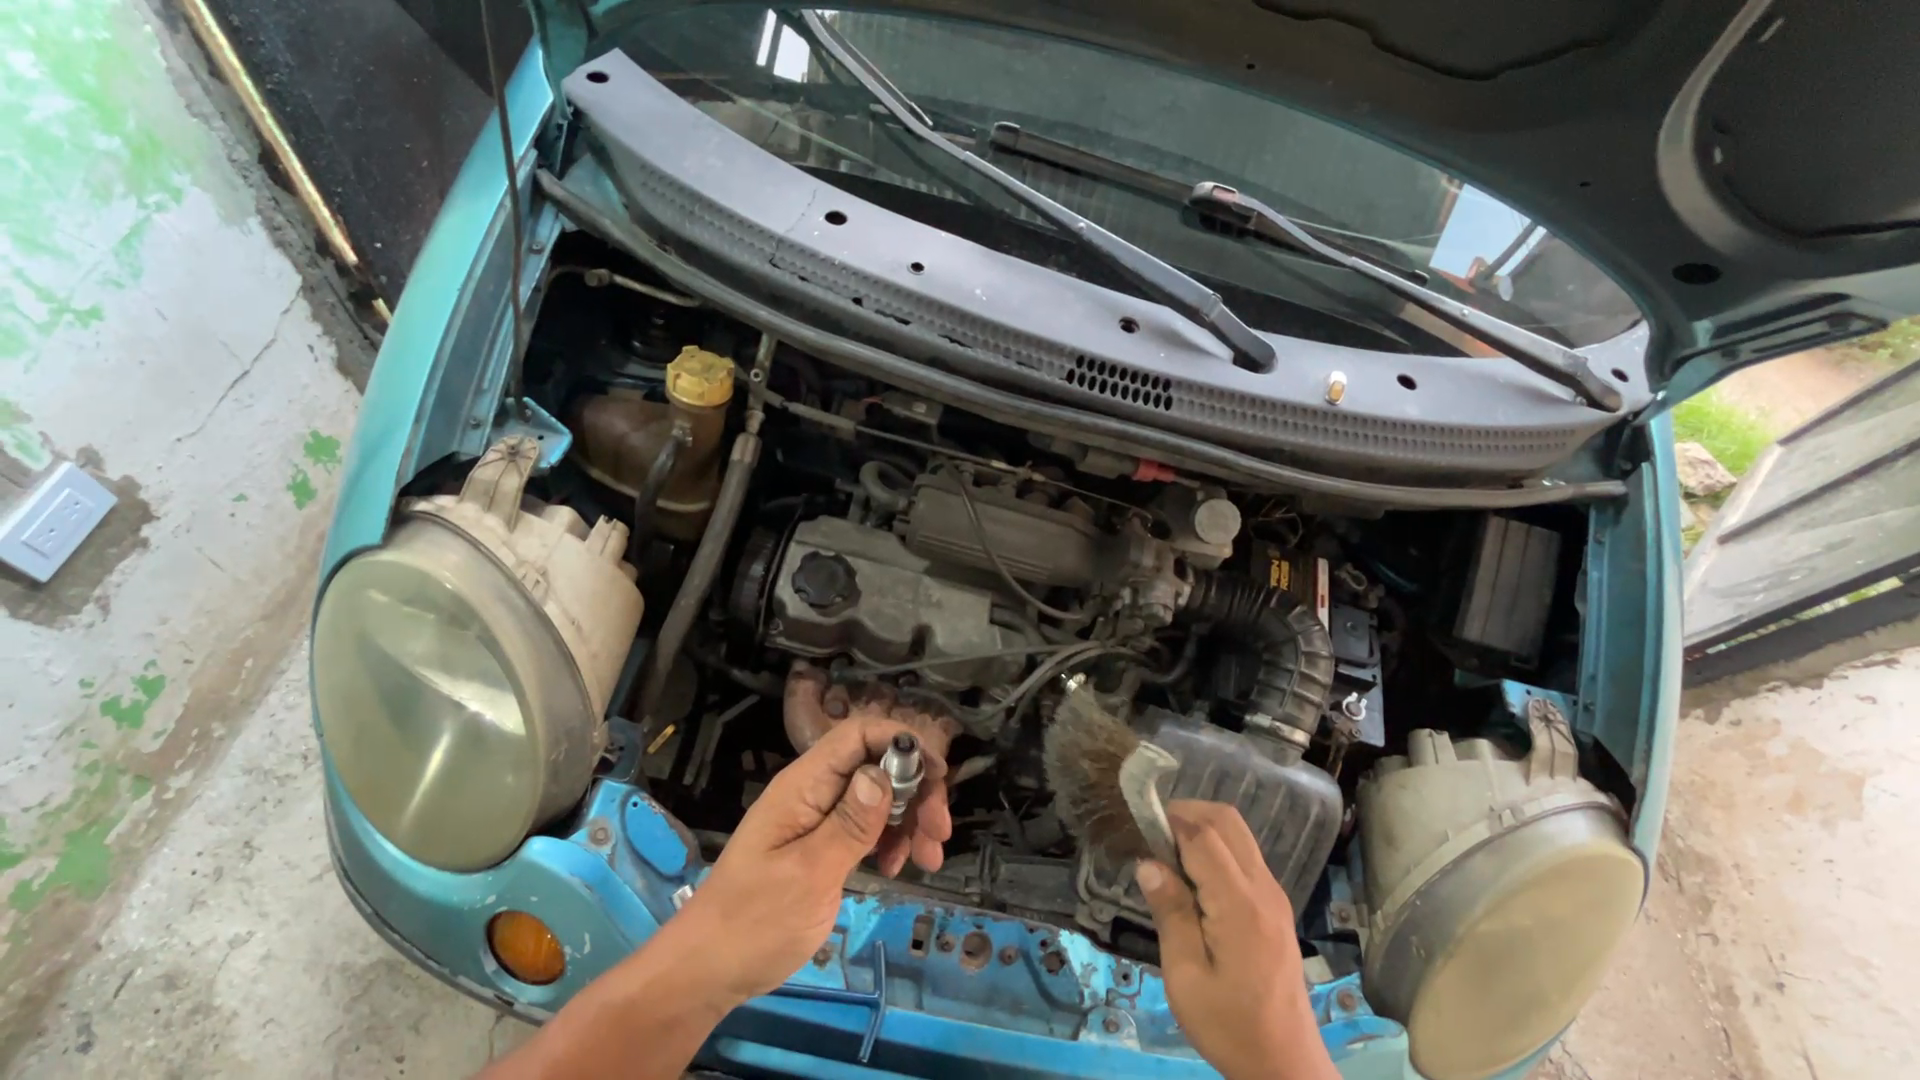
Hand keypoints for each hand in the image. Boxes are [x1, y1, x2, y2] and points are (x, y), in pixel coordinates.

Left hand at [665, 680, 951, 1007]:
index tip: (938, 775)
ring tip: (928, 859)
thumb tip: (884, 772)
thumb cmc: (755, 921)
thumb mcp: (809, 874)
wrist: (711, 968)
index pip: (857, 735)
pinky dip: (893, 841)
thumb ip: (850, 824)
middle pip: (878, 765)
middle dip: (917, 790)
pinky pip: (870, 826)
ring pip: (880, 796)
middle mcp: (814, 792)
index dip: (902, 742)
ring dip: (911, 819)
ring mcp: (820, 819)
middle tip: (939, 833)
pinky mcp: (825, 845)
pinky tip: (899, 869)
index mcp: (804, 786)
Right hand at [1136, 801, 1336, 1079]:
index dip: (1170, 820)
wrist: (1285, 1065)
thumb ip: (1170, 914)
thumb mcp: (1185, 977)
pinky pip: (1245, 857)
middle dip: (1188, 813)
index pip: (1204, 836)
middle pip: (1228, 821)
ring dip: (1202, 829)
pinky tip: (1191, 878)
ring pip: (1239, 835)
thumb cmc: (1229, 1025)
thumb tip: (1149, 863)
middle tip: (1151, 834)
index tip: (1138, 824)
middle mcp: (1263, 890)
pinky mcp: (1275, 908)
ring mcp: (1274, 897)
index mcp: (1240, 905)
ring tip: (1166, 855)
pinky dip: (1216, 849)